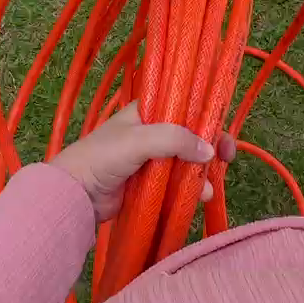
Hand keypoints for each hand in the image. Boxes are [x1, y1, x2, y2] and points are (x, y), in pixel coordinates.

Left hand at [53, 104, 238, 221]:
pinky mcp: (152, 184)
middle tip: (227, 157)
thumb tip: (209, 151)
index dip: (207, 114)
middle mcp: (154, 132)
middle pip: (192, 134)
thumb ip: (175, 140)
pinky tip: (200, 197)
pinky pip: (179, 183)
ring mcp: (154, 159)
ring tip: (207, 188)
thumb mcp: (139, 140)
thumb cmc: (103, 157)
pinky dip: (192, 188)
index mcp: (149, 111)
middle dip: (211, 145)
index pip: (185, 105)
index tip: (224, 128)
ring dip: (203, 171)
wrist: (75, 195)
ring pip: (189, 161)